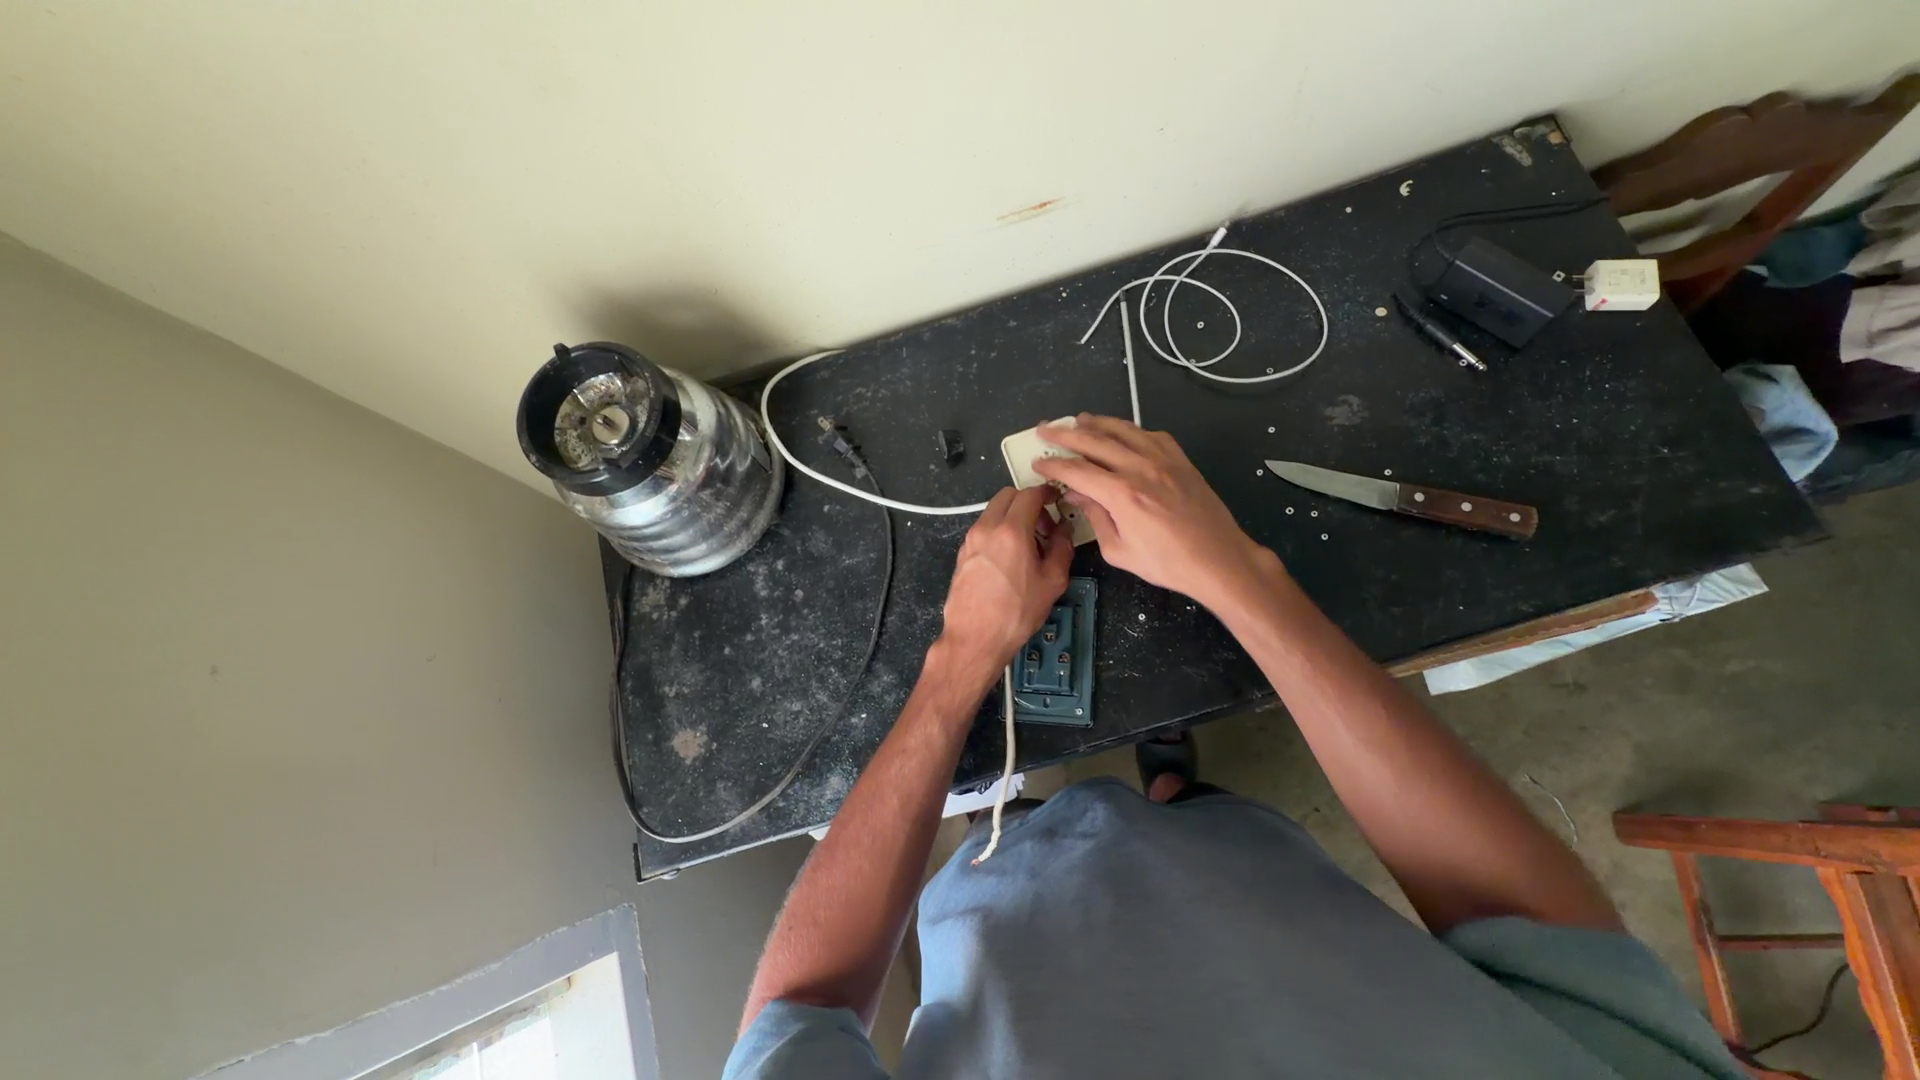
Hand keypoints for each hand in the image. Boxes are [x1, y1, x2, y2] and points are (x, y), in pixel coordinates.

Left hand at [937, 485, 1073, 680]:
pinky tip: (1010, 557)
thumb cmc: (1016, 612)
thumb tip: (1063, 531)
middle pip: (1007, 496)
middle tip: (1044, 525)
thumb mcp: (1052, 581)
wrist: (975, 638)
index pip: (1030, 495)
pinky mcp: (962, 554)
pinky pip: (983, 529)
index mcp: (1011, 531)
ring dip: (1012, 517)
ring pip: (993, 512)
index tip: (1057, 499)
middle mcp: (986, 528)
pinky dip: (999, 531)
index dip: (1047, 492)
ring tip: (1029, 544)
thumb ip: (1062, 548)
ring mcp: (970, 540)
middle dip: (1028, 502)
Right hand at [1034, 415, 1275, 609]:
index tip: (1037, 462)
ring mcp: (1163, 459)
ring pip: (1122, 429)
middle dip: (1065, 433)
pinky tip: (1122, 432)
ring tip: (1078, 420)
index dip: (1053, 464)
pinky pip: (1150, 434)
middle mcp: (1140, 467)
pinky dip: (1130, 429)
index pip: (1076, 470)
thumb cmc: (1167, 563)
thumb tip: (1076, 494)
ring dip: (1097, 423)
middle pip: (1094, 440)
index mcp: (1121, 493)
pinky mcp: (1180, 459)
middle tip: (1046, 429)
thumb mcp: (1119, 550)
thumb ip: (1095, 517)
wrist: (1218, 558)